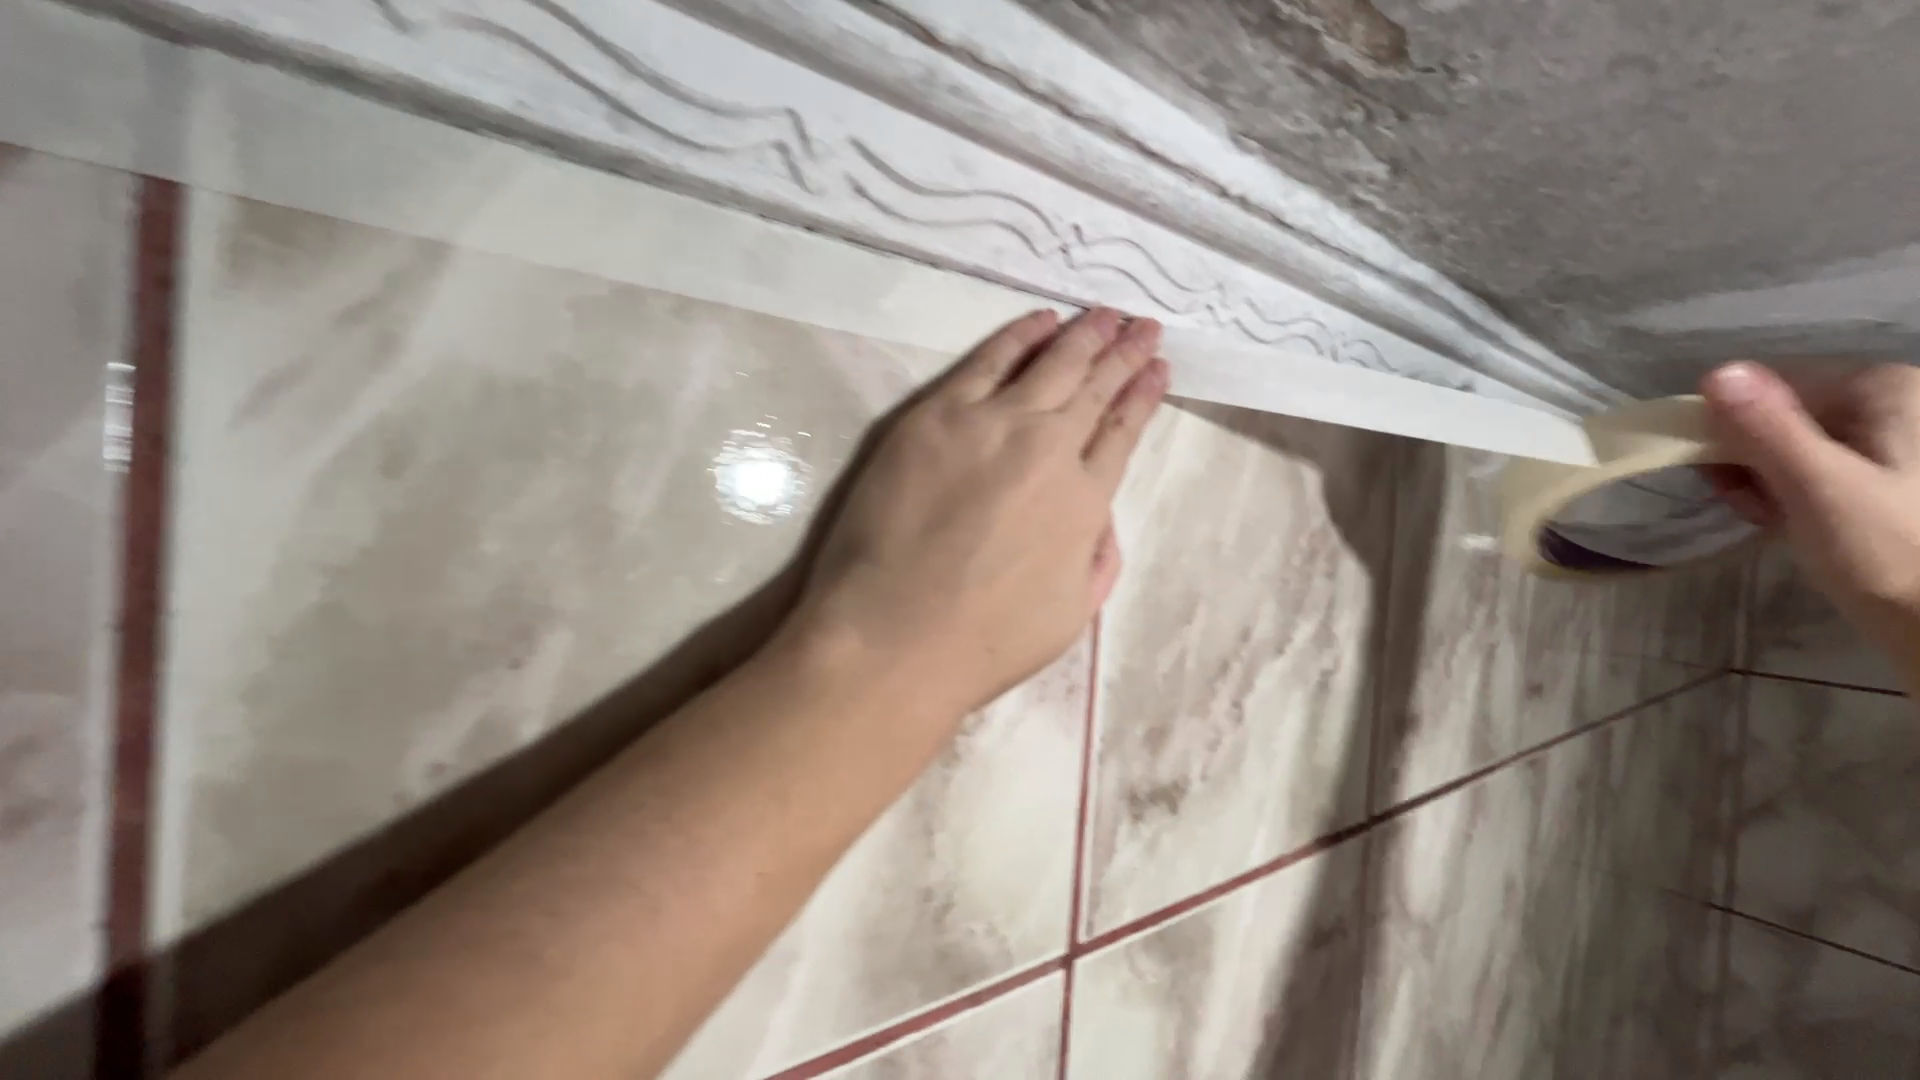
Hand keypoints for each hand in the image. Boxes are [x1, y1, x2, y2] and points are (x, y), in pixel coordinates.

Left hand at [787, 307, 1167, 714]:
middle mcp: (1047, 449)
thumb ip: (1097, 556)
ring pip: (1049, 364)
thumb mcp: (1072, 614)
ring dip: (1083, 336)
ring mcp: (990, 425)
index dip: (1143, 396)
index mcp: (1086, 501)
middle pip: (1093, 388)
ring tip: (1105, 314)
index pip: (1122, 432)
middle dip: (1123, 353)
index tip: (1158, 368)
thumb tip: (1101, 512)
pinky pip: (986, 362)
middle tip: (1143, 326)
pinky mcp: (934, 417)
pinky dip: (1018, 338)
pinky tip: (1040, 322)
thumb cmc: (984, 642)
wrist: (893, 637)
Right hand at [1700, 361, 1919, 672]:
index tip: (1728, 485)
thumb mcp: (1817, 489)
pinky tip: (1811, 524)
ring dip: (1772, 483)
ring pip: (1799, 443)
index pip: (1766, 390)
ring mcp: (1905, 437)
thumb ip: (1766, 429)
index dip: (1730, 435)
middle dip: (1752, 463)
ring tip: (1787, 523)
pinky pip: (1828, 465)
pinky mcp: (1902, 472)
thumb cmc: (1892, 552)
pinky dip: (1804, 493)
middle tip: (1762, 511)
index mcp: (1887, 389)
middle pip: (1782, 416)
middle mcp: (1902, 399)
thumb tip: (1717, 371)